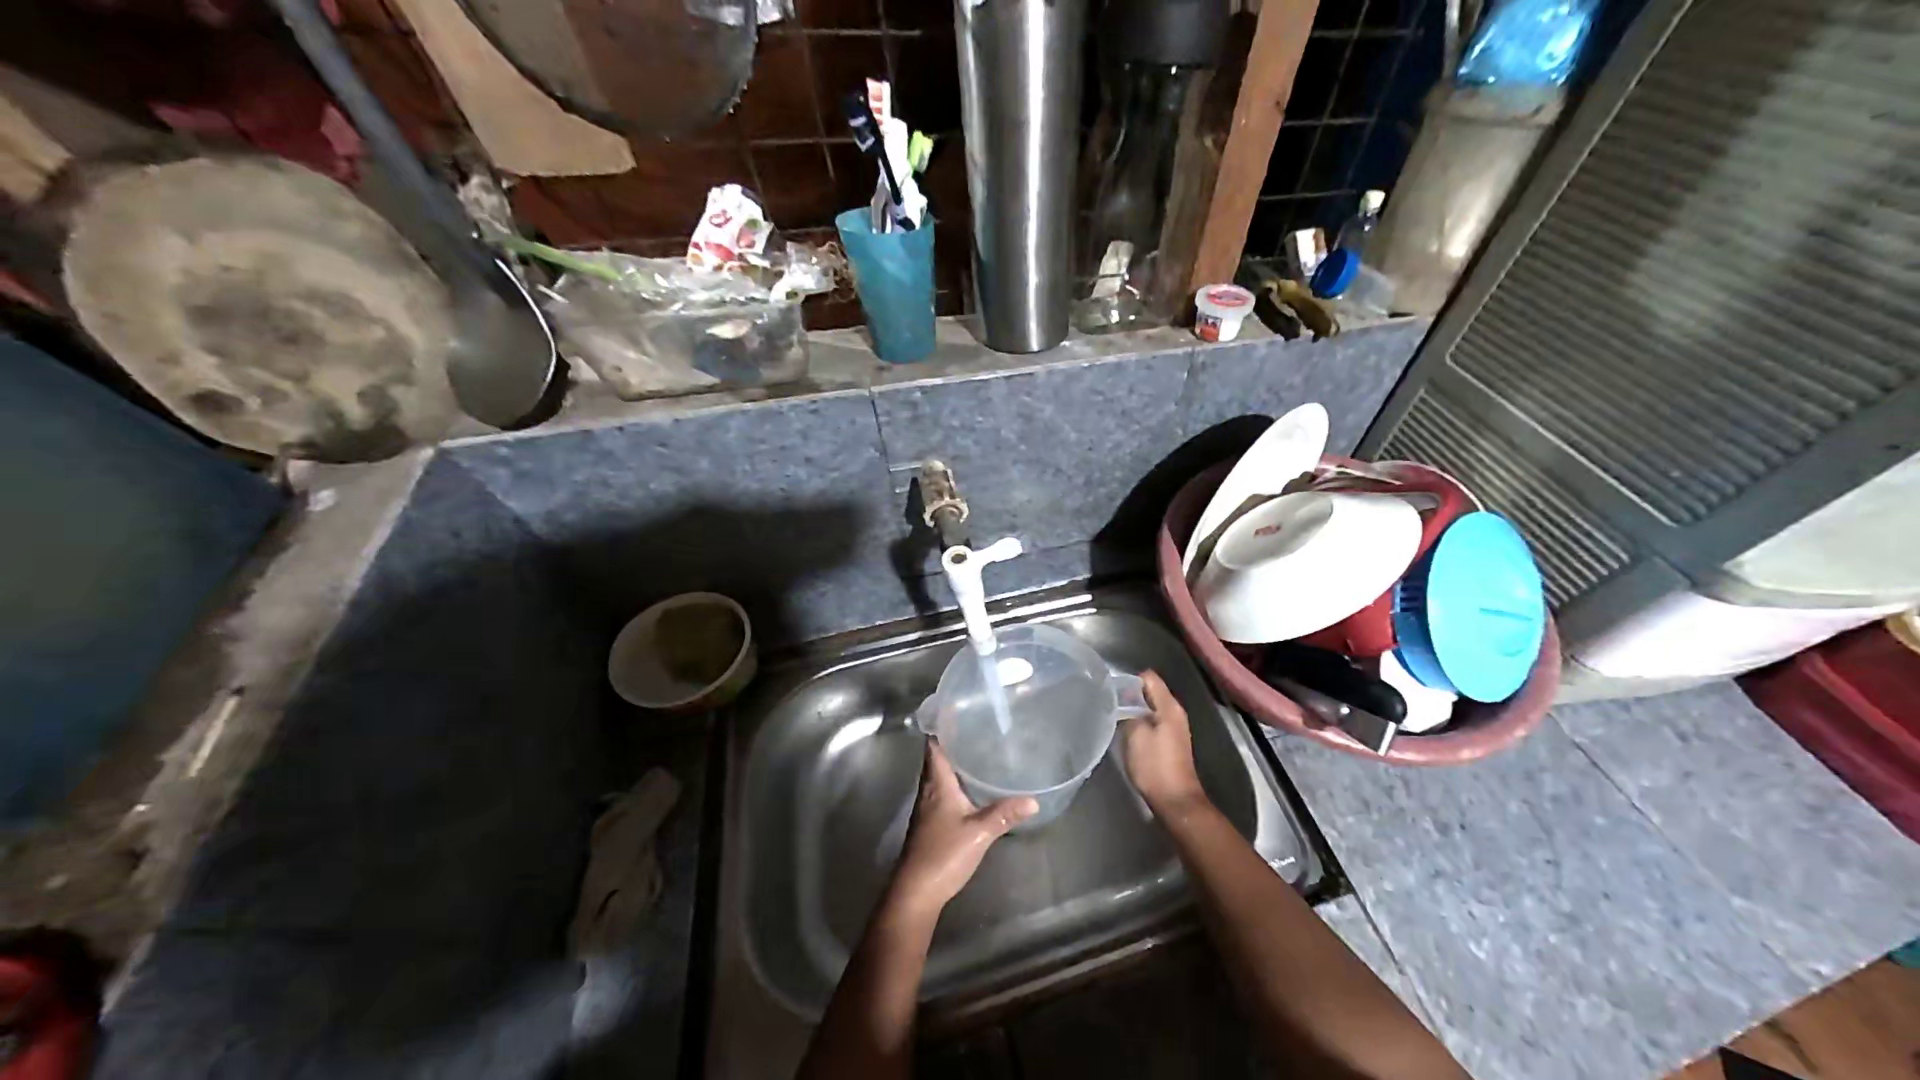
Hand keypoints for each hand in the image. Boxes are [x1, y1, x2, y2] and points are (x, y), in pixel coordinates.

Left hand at [887, 741, 1036, 918]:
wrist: (916, 890)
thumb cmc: (943, 854)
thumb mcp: (979, 832)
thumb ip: (1004, 814)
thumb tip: (1033, 800)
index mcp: (936, 783)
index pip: (933, 744)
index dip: (942, 726)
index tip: (959, 711)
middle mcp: (928, 789)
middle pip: (936, 757)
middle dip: (952, 741)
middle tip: (976, 728)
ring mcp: (927, 807)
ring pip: (939, 775)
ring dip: (953, 762)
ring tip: (977, 751)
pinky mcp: (930, 822)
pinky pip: (942, 791)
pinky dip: (954, 782)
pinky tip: (971, 787)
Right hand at [1121, 670, 1208, 813]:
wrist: (1174, 800)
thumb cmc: (1154, 766)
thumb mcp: (1135, 735)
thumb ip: (1128, 711)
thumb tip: (1122, 698)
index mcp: (1169, 706)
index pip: (1148, 677)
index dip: (1128, 680)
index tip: (1110, 690)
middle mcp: (1175, 712)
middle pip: (1149, 691)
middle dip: (1128, 695)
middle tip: (1107, 703)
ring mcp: (1174, 727)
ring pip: (1149, 707)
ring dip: (1132, 710)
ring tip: (1113, 717)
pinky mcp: (1170, 741)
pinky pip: (1152, 721)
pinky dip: (1139, 722)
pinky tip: (1125, 732)